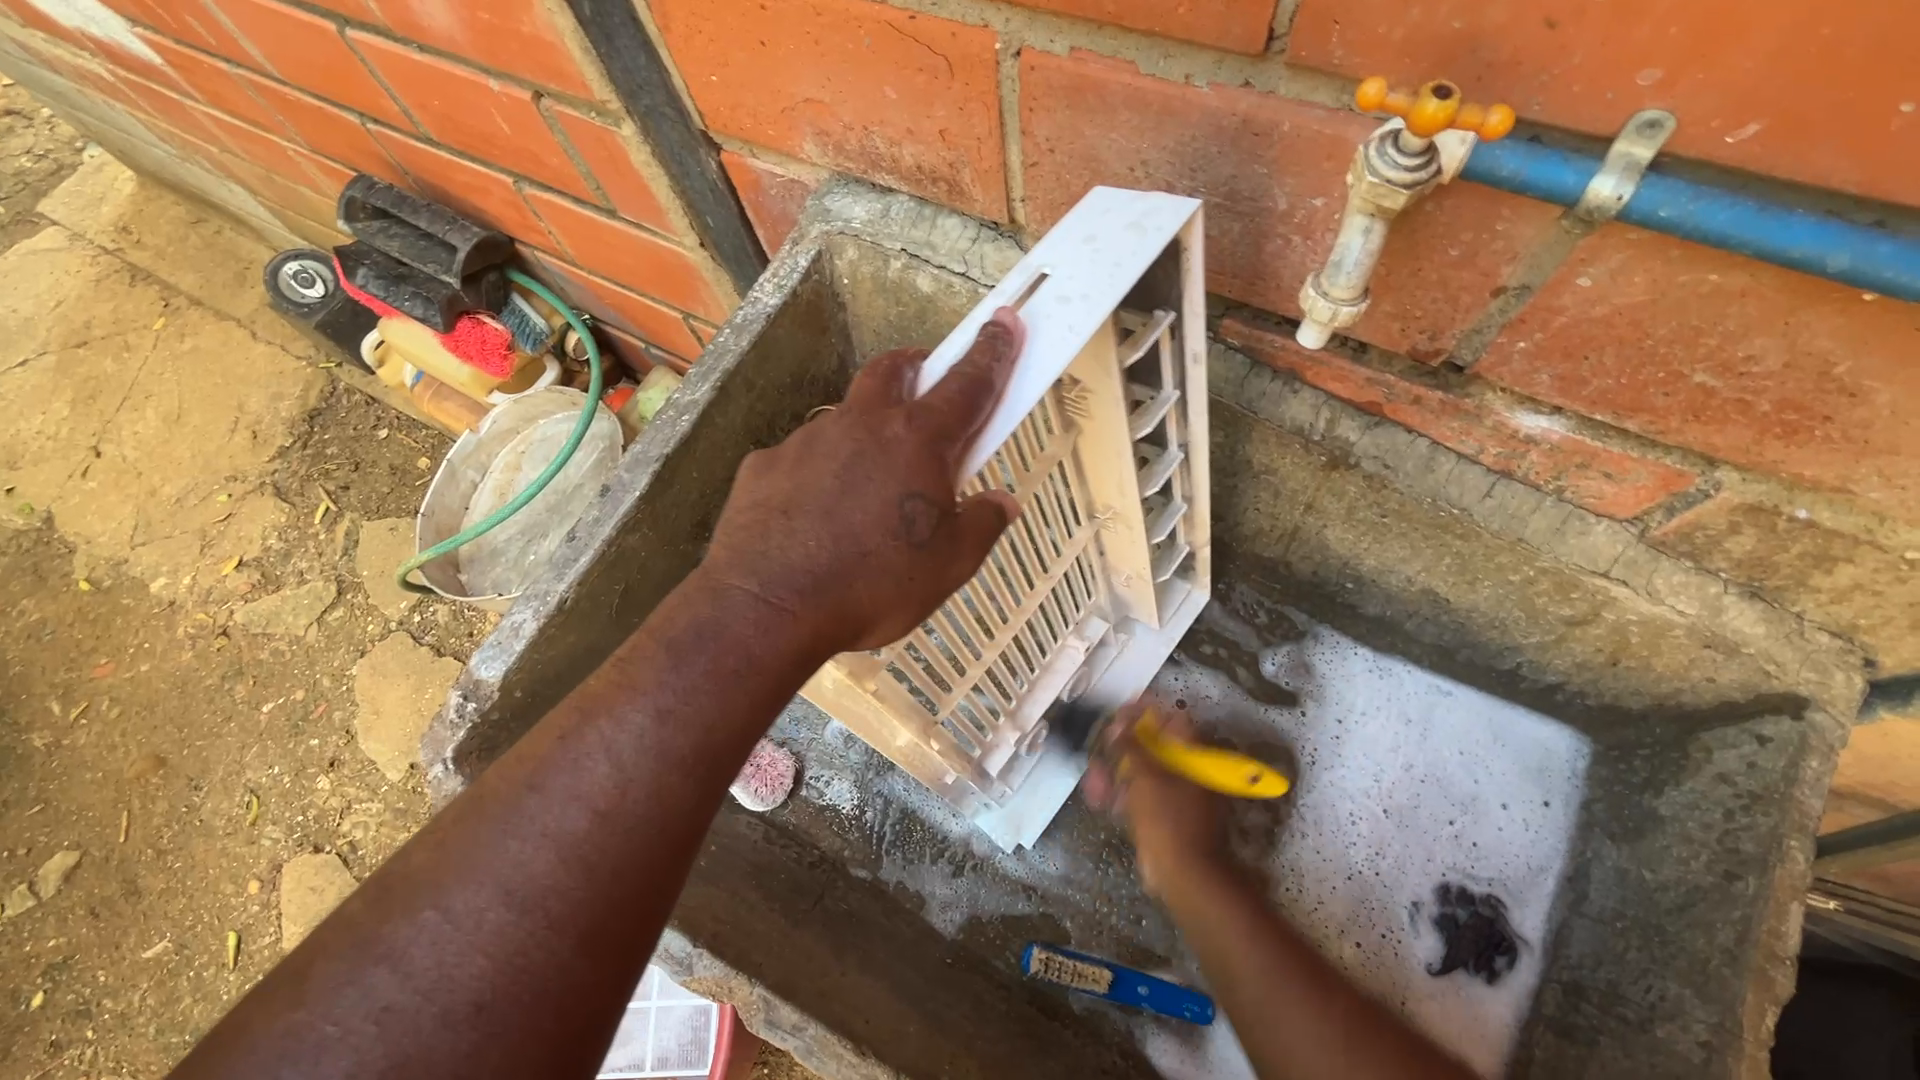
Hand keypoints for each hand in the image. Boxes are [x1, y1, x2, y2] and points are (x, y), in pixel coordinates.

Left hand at [698, 309, 1024, 656]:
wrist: (767, 607)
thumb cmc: (873, 586)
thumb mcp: (949, 567)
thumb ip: (981, 526)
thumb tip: (1003, 501)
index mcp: (917, 442)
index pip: (967, 383)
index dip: (992, 350)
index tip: (1005, 320)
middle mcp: (862, 426)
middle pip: (893, 370)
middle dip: (917, 365)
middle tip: (927, 384)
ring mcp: (807, 441)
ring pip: (845, 419)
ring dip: (865, 433)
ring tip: (867, 488)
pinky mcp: (765, 466)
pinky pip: (801, 460)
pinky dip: (819, 476)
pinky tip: (815, 520)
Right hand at [1081, 701, 1230, 897]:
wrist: (1183, 874)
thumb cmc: (1169, 819)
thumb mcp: (1146, 777)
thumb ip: (1130, 746)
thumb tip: (1119, 721)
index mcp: (1192, 755)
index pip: (1171, 719)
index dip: (1146, 710)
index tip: (1120, 708)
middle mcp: (1186, 770)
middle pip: (1152, 746)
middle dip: (1121, 745)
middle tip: (1098, 743)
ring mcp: (1174, 795)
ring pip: (1140, 773)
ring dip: (1113, 771)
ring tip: (1092, 778)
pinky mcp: (1160, 816)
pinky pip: (1137, 797)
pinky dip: (1118, 794)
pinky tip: (1097, 797)